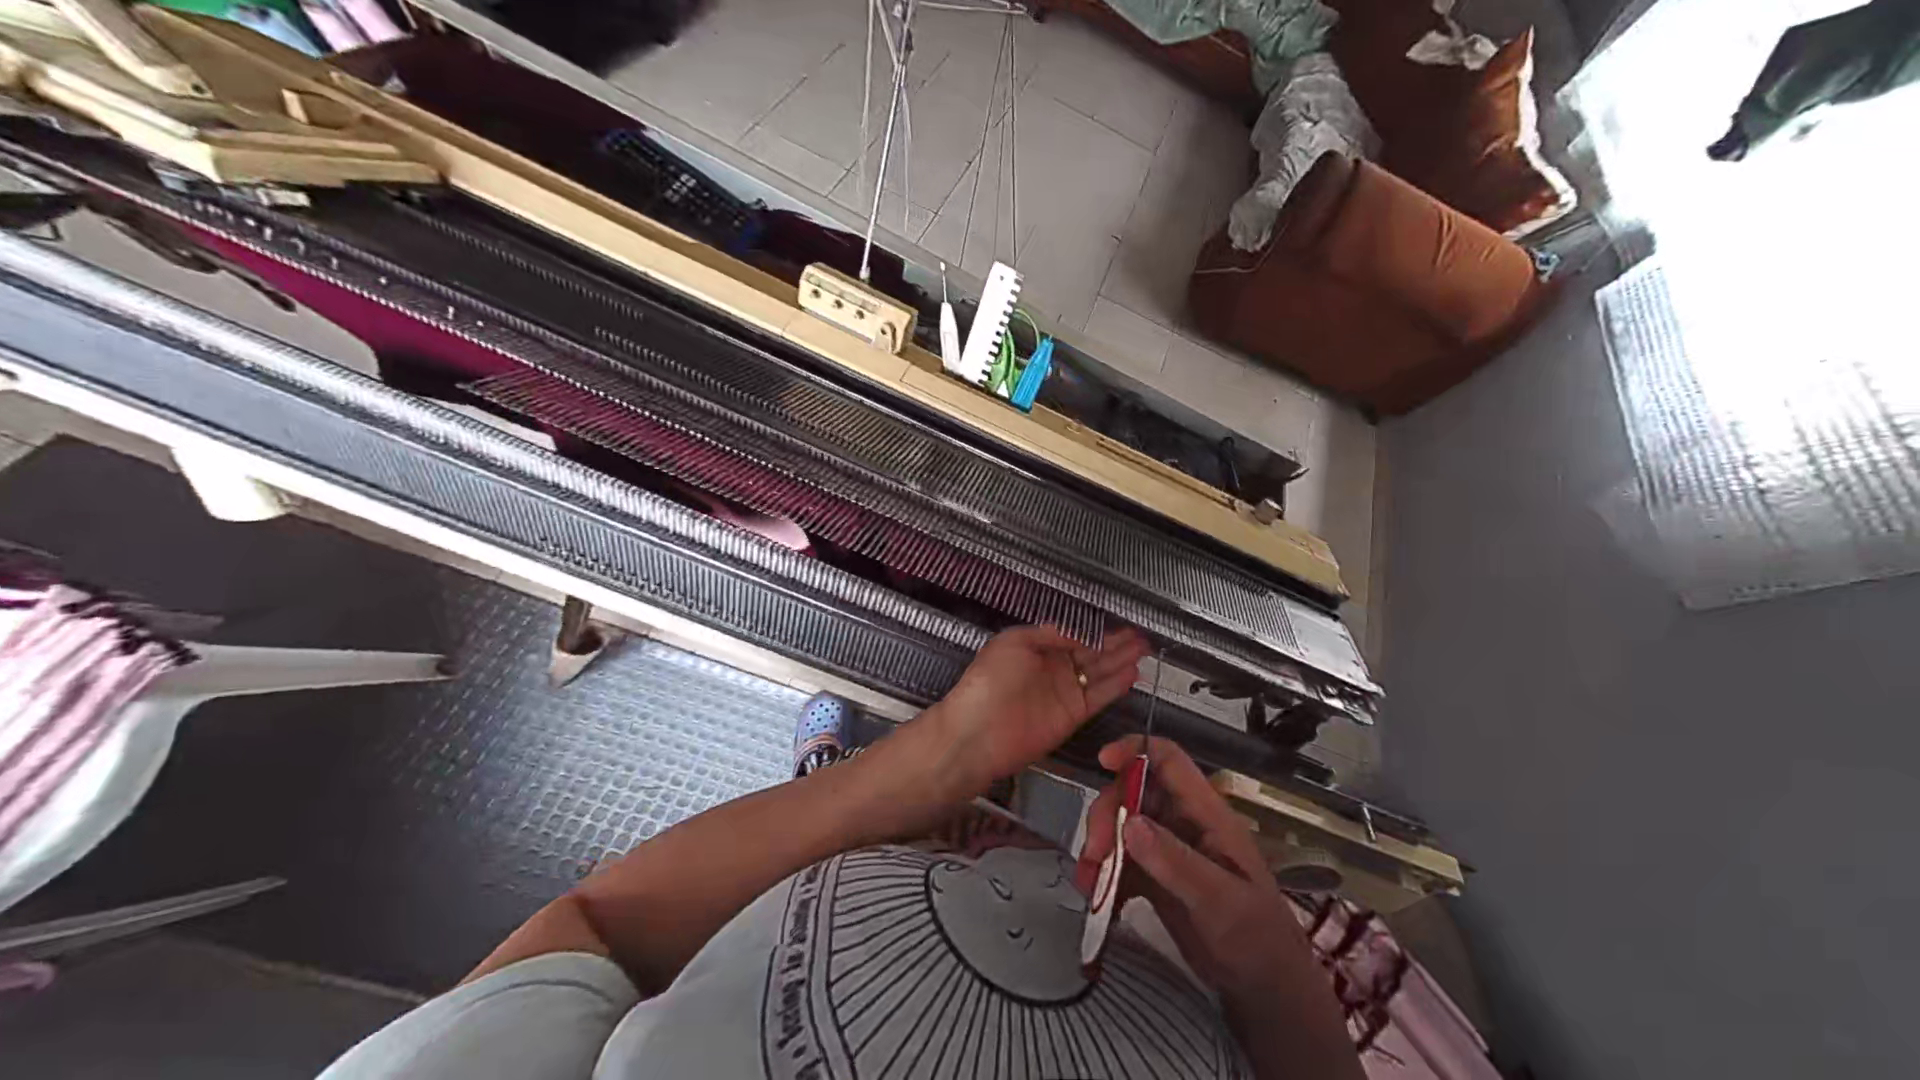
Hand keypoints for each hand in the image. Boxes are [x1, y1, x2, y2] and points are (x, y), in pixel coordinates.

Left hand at [908, 625, 1148, 801]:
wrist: (978, 732)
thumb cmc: (988, 682)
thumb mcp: (1014, 641)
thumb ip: (1048, 633)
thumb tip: (1076, 630)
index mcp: (1036, 648)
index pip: (1073, 636)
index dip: (1096, 631)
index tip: (1118, 623)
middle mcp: (1052, 669)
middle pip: (1091, 653)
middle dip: (1115, 644)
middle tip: (1140, 637)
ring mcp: (1064, 692)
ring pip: (1099, 673)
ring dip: (1121, 662)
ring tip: (1143, 650)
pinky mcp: (1072, 715)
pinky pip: (1099, 696)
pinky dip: (1116, 686)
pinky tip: (1132, 674)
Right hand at [1075, 735, 1310, 1001]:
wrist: (1266, 991)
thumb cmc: (1257, 939)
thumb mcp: (1220, 901)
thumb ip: (1175, 862)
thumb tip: (1129, 822)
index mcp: (1207, 814)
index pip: (1169, 761)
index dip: (1135, 750)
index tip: (1101, 761)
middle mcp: (1184, 823)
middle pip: (1133, 792)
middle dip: (1107, 816)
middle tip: (1094, 854)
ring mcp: (1168, 849)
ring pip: (1121, 826)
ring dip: (1100, 849)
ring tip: (1089, 885)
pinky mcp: (1156, 876)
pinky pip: (1120, 860)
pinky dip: (1104, 875)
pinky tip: (1099, 901)